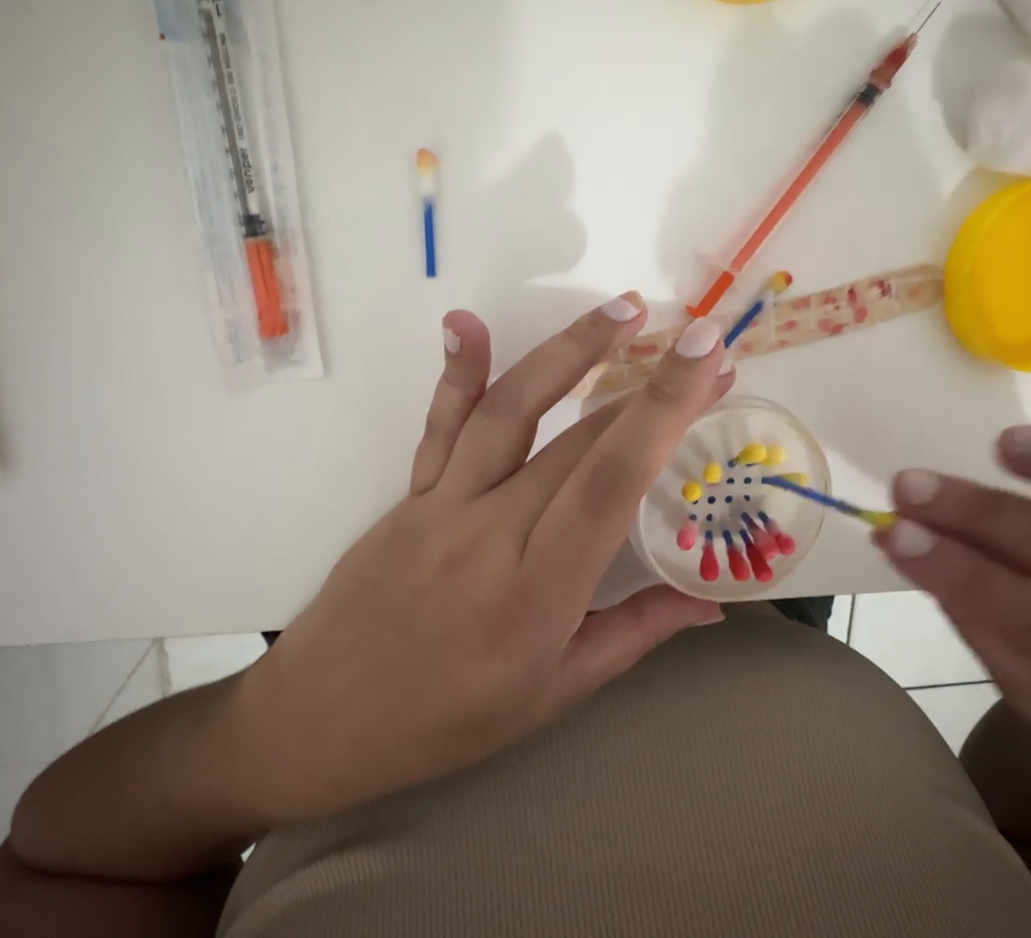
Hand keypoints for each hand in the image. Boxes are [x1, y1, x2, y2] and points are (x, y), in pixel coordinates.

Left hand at [235, 296, 733, 823]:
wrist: (322, 720)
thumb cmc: (449, 720)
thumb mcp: (554, 693)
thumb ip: (634, 634)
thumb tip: (708, 601)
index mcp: (539, 592)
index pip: (613, 481)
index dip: (665, 410)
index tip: (707, 355)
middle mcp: (491, 534)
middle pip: (578, 441)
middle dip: (648, 385)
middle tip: (699, 346)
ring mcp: (442, 506)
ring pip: (509, 411)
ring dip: (568, 352)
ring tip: (621, 310)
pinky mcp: (410, 495)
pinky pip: (438, 427)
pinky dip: (457, 372)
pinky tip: (467, 322)